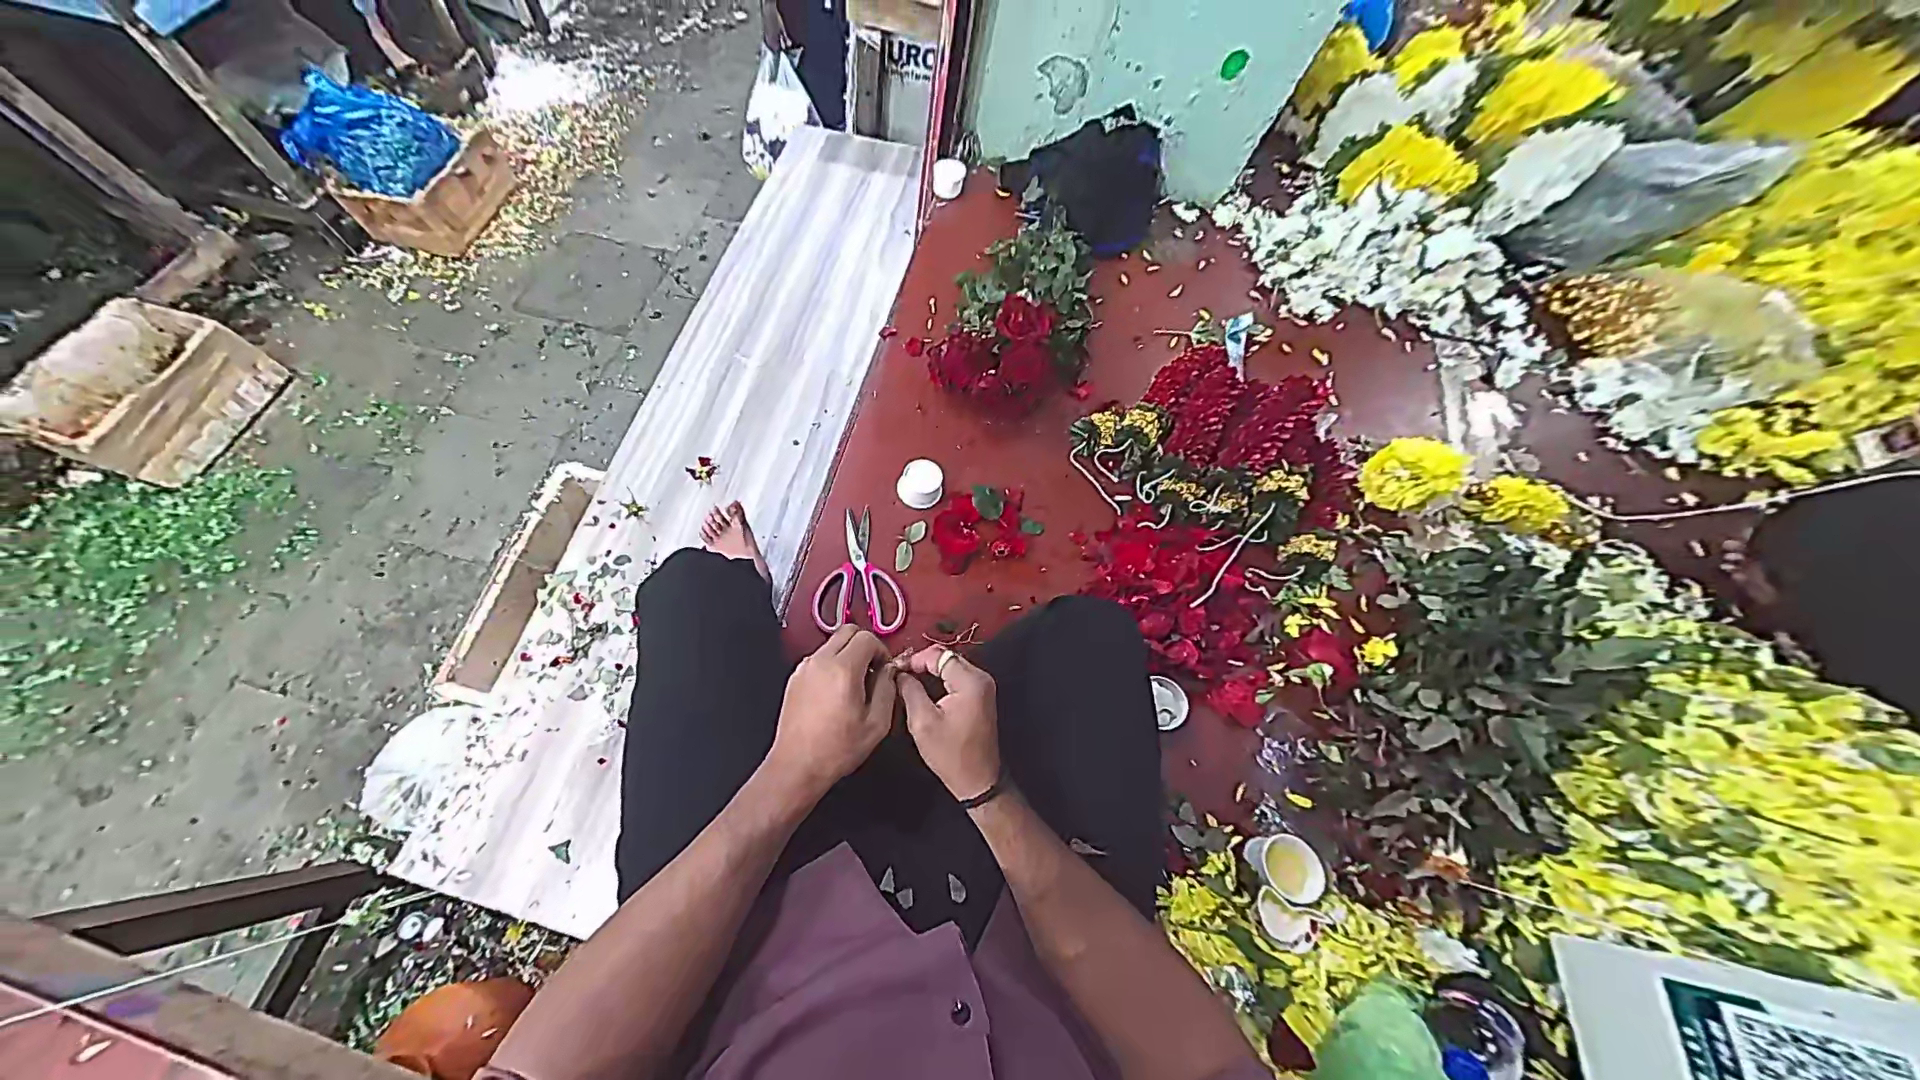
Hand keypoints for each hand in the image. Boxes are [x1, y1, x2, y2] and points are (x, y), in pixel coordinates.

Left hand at [765, 626, 897, 804]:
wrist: (798, 765)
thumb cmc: (835, 750)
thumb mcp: (877, 723)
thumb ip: (888, 689)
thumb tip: (890, 671)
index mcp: (843, 670)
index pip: (867, 638)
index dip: (882, 650)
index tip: (885, 667)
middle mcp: (820, 663)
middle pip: (848, 631)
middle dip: (865, 645)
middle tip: (873, 668)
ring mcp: (805, 669)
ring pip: (833, 644)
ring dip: (848, 654)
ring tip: (855, 683)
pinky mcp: (795, 678)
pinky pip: (819, 659)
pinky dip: (832, 665)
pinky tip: (837, 691)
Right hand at [896, 646, 1000, 801]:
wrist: (977, 780)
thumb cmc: (952, 755)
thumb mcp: (922, 722)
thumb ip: (910, 691)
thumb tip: (900, 674)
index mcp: (971, 682)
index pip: (938, 655)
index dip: (914, 659)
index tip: (896, 669)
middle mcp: (981, 679)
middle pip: (946, 658)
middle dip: (921, 664)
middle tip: (899, 674)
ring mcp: (983, 687)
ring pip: (950, 666)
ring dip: (929, 671)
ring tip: (906, 681)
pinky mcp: (980, 696)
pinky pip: (956, 678)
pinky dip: (939, 680)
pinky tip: (922, 689)